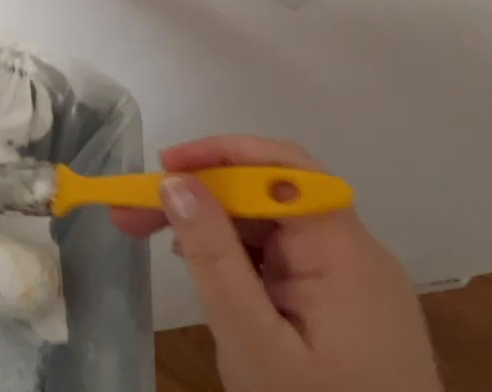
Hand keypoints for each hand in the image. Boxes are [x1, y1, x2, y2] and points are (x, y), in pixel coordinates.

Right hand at [111, 136, 441, 391]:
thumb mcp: (251, 337)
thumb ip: (213, 256)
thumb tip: (175, 182)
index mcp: (344, 252)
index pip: (282, 168)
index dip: (219, 154)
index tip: (160, 168)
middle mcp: (356, 253)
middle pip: (270, 192)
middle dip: (201, 191)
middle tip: (134, 210)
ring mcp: (354, 281)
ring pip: (273, 224)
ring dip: (214, 223)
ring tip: (155, 239)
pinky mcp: (347, 306)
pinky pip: (286, 257)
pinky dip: (239, 253)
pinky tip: (207, 271)